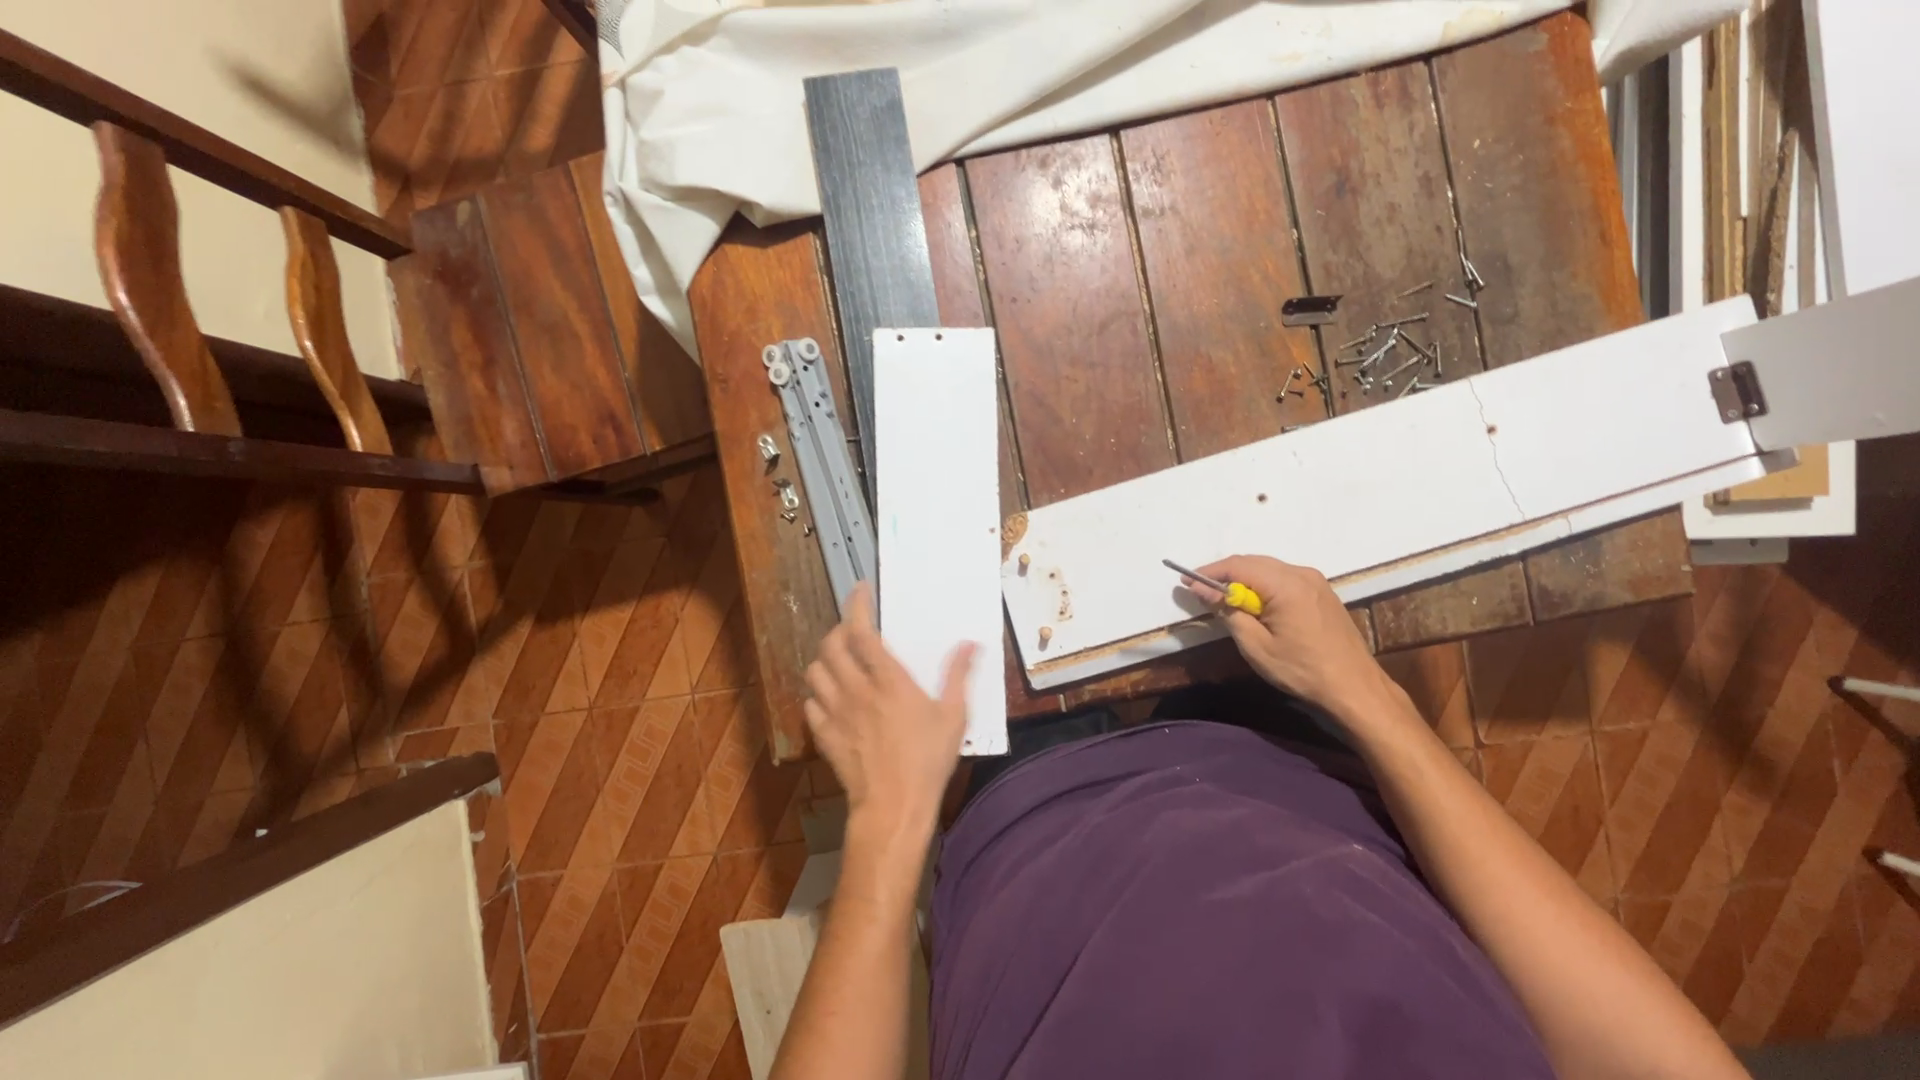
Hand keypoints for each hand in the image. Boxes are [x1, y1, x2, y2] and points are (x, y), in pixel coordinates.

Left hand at [803, 584, 977, 834]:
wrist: (893, 805)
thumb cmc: (928, 760)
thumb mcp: (954, 716)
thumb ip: (958, 675)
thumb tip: (971, 643)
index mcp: (888, 680)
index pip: (862, 631)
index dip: (857, 605)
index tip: (860, 589)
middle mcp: (856, 689)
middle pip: (831, 645)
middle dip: (838, 630)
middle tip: (854, 630)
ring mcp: (836, 712)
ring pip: (814, 671)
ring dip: (825, 660)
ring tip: (841, 661)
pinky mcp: (824, 735)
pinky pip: (810, 703)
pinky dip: (817, 693)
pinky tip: (832, 698)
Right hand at [1185, 555, 1395, 721]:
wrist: (1354, 687)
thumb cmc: (1302, 670)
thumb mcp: (1256, 646)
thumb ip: (1229, 612)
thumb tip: (1205, 590)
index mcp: (1286, 584)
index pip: (1238, 566)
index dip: (1209, 574)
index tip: (1186, 585)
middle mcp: (1302, 574)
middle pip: (1254, 563)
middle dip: (1225, 575)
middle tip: (1200, 592)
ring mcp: (1316, 582)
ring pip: (1269, 569)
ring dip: (1244, 580)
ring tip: (1223, 599)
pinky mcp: (1321, 593)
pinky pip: (1284, 579)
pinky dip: (1263, 586)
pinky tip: (1254, 604)